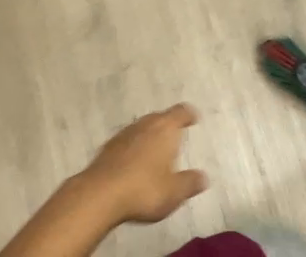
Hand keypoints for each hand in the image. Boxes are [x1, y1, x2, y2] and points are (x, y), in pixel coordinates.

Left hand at [76, 103, 209, 224]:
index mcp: (164, 129)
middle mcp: (145, 124)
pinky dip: (135, 146)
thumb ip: (190, 183)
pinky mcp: (109, 147)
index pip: (180, 113)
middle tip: (176, 134)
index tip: (193, 117)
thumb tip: (204, 177)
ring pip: (142, 127)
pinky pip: (128, 140)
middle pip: (160, 117)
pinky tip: (135, 160)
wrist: (101, 194)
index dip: (188, 114)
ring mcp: (124, 133)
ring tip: (157, 147)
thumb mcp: (174, 192)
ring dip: (150, 134)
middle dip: (169, 124)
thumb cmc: (144, 189)